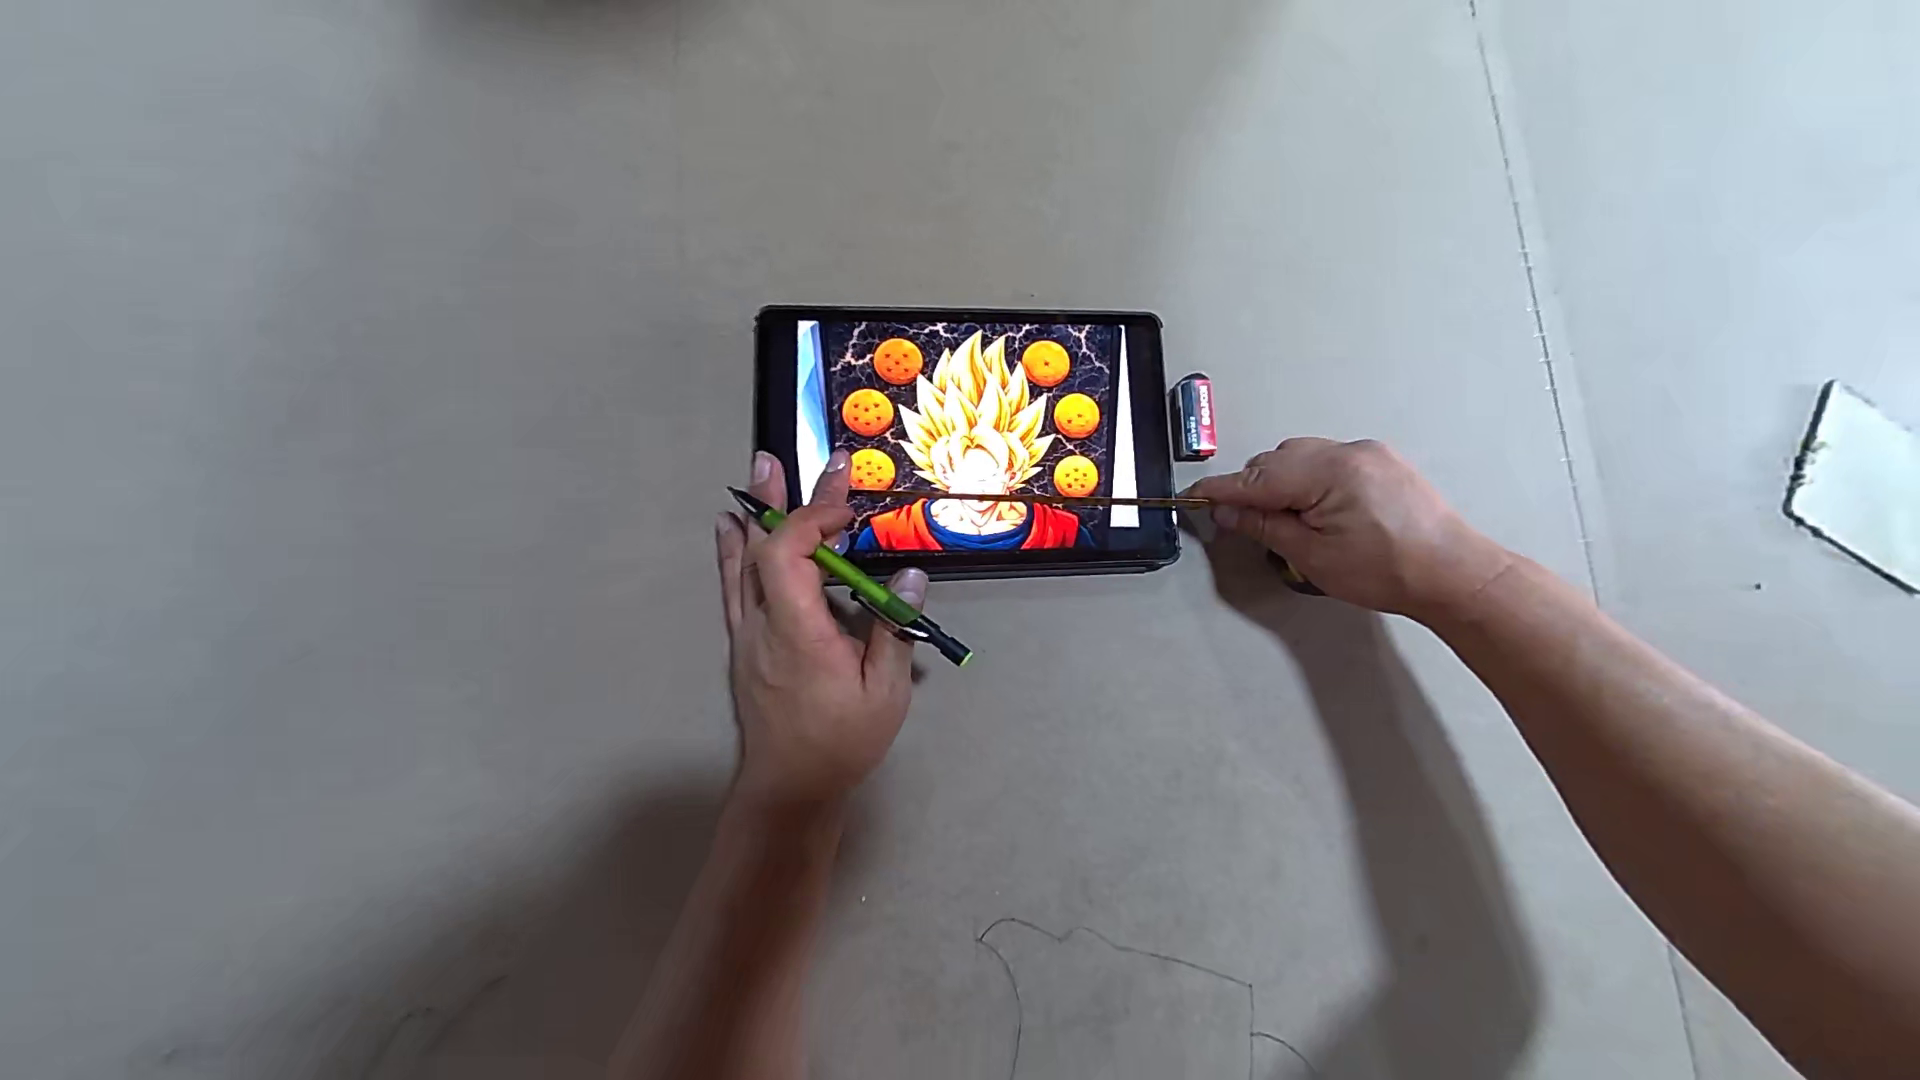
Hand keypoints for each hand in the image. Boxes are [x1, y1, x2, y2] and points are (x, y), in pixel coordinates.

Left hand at [714, 450, 926, 808]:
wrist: (789, 789)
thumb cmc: (841, 742)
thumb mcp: (884, 693)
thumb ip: (894, 630)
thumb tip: (911, 575)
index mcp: (798, 632)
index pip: (790, 554)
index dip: (815, 519)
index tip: (849, 511)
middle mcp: (762, 624)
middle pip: (767, 547)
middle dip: (790, 499)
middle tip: (800, 460)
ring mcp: (746, 632)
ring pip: (743, 561)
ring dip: (757, 512)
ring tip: (762, 469)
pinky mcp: (744, 643)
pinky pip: (733, 585)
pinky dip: (734, 549)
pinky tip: (730, 527)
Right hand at [1187, 438, 1514, 621]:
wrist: (1455, 574)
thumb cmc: (1386, 572)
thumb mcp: (1311, 555)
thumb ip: (1263, 526)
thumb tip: (1225, 512)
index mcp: (1331, 472)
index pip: (1257, 477)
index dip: (1219, 489)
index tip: (1192, 497)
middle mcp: (1348, 451)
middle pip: (1274, 460)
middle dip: (1250, 487)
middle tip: (1240, 521)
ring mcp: (1367, 452)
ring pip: (1297, 455)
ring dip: (1276, 480)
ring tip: (1280, 517)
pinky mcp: (1378, 460)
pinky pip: (1323, 458)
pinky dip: (1303, 476)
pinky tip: (1308, 504)